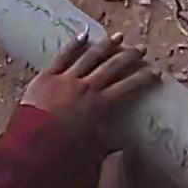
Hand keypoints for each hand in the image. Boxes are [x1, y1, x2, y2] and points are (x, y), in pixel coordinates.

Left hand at [22, 31, 159, 141]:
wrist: (31, 145)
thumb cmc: (62, 153)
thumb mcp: (90, 151)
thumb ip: (106, 146)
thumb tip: (121, 146)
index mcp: (99, 105)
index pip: (127, 87)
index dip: (143, 79)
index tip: (156, 72)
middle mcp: (86, 87)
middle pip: (112, 67)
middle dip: (129, 57)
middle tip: (141, 49)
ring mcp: (66, 79)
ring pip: (90, 57)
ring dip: (106, 45)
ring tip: (119, 37)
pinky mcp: (46, 76)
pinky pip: (62, 56)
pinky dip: (74, 44)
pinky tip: (84, 34)